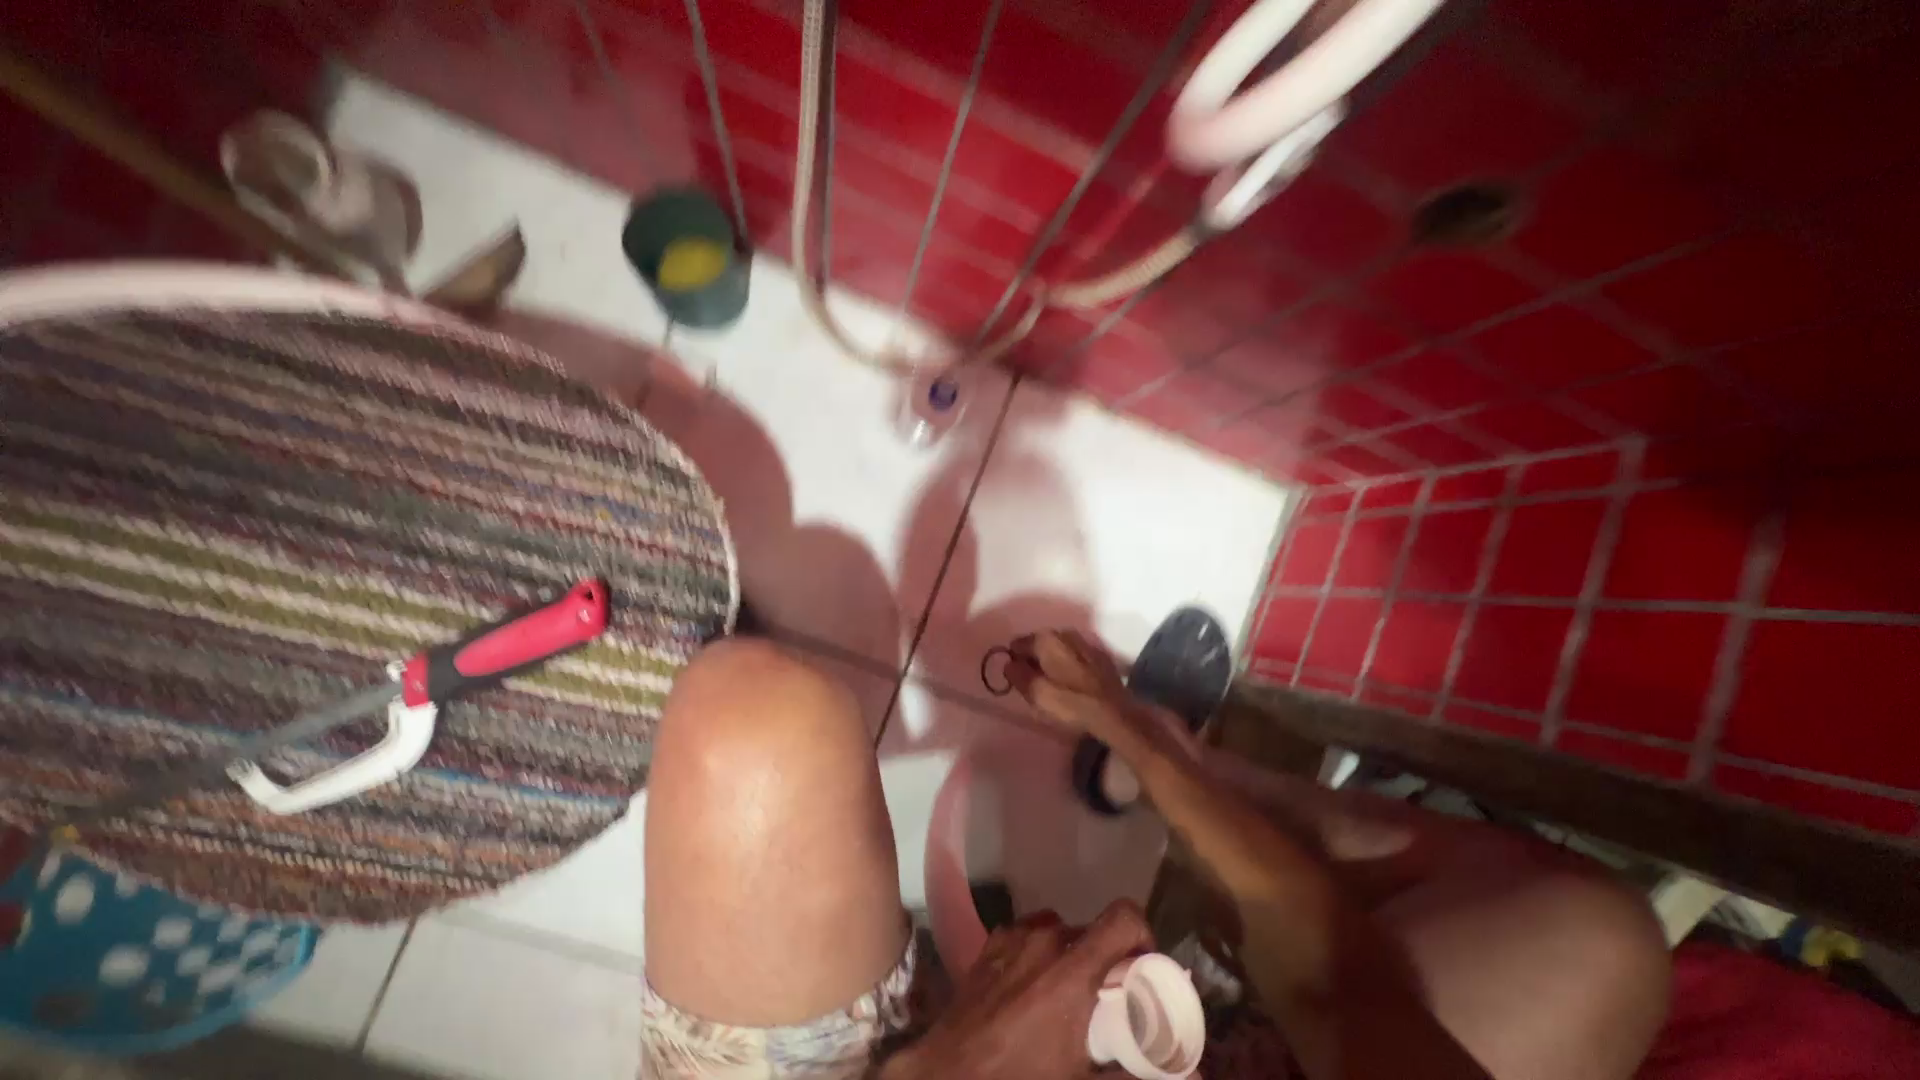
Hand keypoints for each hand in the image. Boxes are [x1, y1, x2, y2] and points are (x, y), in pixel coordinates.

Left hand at [880, 901, 1153, 1079]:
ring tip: (1069, 994)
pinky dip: (1040, 953)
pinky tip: (1033, 988)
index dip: (1142, 934)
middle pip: (1093, 930)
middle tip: (1110, 997)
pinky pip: (1028, 935)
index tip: (1145, 968)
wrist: (949, 1074)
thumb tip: (1190, 1076)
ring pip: (1060, 931)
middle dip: (1108, 959)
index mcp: (1073, 970)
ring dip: (1072, 955)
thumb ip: (1134, 1070)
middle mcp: (1045, 941)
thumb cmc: (1019, 1076)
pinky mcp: (990, 945)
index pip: (1122, 917)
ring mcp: (1013, 938)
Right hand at [1003, 630, 1130, 735]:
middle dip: (1034, 662)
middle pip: (1039, 645)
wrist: (1114, 713)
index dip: (1016, 663)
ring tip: (1055, 687)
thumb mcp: (1036, 693)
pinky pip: (1075, 657)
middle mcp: (1065, 633)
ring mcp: (1085, 642)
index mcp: (1046, 639)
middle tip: (1036, 687)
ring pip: (1058, 650)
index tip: (1020, 681)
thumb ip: (1017, 675)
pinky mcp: (1100, 656)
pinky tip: (1074, 685)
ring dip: (1052, 664)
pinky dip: (1070, 666)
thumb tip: (1009, 663)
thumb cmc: (1070, 703)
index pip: (1018, 644)